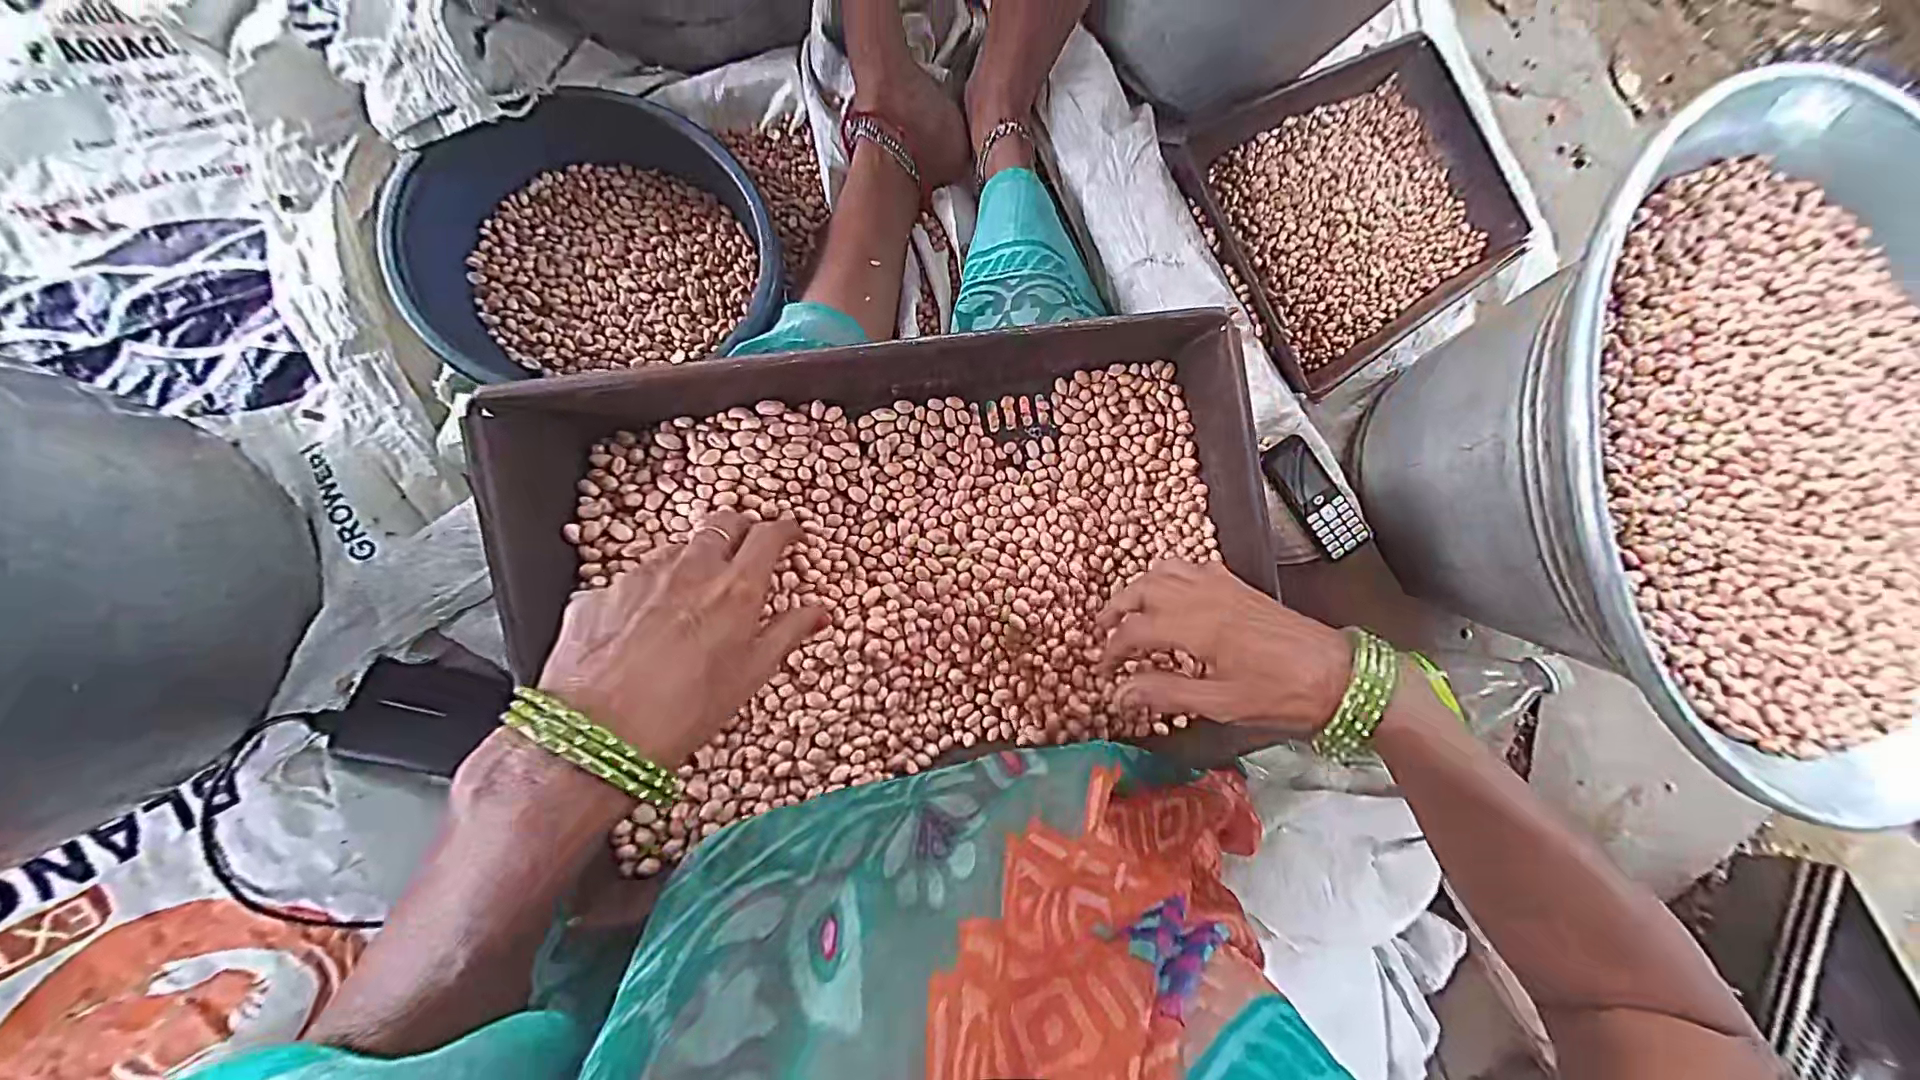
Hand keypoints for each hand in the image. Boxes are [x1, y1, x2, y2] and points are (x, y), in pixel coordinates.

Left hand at [536, 510, 827, 766]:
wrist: (600, 737)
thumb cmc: (684, 711)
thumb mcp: (751, 673)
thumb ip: (788, 632)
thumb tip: (818, 612)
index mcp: (735, 589)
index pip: (769, 535)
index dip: (786, 530)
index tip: (791, 536)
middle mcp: (689, 570)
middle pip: (723, 524)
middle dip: (741, 529)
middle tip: (748, 550)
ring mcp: (640, 577)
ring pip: (678, 549)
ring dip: (695, 559)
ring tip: (697, 593)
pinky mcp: (601, 593)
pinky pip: (634, 578)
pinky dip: (651, 589)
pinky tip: (647, 623)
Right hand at [1096, 559, 1353, 735]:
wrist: (1341, 675)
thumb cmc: (1282, 694)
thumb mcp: (1221, 704)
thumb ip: (1166, 694)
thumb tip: (1121, 694)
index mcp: (1195, 627)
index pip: (1134, 631)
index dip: (1113, 651)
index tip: (1106, 671)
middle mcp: (1202, 597)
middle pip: (1141, 589)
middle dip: (1116, 609)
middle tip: (1104, 632)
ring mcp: (1221, 585)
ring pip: (1164, 571)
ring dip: (1139, 588)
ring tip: (1130, 609)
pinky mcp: (1237, 584)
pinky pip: (1191, 566)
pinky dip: (1170, 576)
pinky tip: (1172, 594)